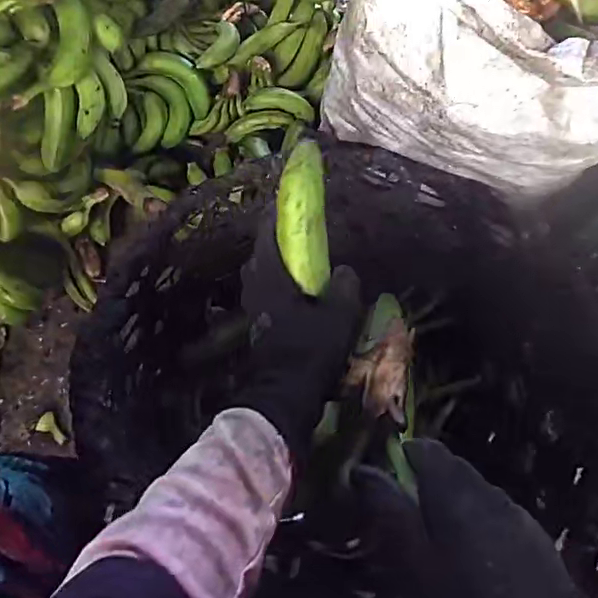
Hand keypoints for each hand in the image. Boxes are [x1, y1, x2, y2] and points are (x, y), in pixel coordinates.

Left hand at [227, 213, 362, 453]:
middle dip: (281, 241)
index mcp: (269, 275)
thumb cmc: (311, 348)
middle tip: (304, 236)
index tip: (292, 204)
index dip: (279, 215)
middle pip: (264, 252)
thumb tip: (344, 271)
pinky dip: (281, 286)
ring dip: (281, 266)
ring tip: (306, 264)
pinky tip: (300, 294)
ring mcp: (252, 305)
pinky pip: (267, 292)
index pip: (267, 232)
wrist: (286, 393)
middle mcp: (254, 285)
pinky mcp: (257, 323)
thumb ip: (345, 284)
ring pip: (264, 274)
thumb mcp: (340, 313)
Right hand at [353, 440, 597, 597]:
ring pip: (477, 493)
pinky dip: (481, 526)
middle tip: (407, 520)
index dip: (400, 458)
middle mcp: (491, 493)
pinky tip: (478, 564)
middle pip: (453, 469)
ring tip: (440, 545)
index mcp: (458, 492)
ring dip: (455, 505)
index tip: (385, 486)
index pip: (425, 448)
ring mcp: (521, 516)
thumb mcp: (417, 567)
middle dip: (427, 484)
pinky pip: (500, 517)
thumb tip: (362, 470)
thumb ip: (390, 512)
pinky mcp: (541, 543)